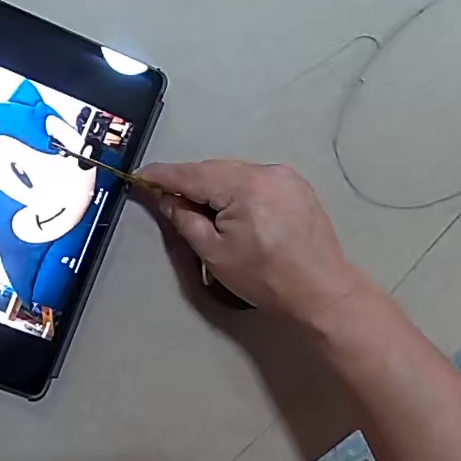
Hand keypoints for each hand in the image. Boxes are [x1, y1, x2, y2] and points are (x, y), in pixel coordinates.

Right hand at [136, 159, 375, 325]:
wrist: (320, 291)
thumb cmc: (266, 279)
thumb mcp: (214, 253)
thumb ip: (185, 220)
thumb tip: (166, 200)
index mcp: (244, 187)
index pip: (191, 174)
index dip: (161, 176)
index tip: (139, 177)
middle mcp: (266, 172)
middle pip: (213, 169)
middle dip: (189, 183)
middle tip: (169, 204)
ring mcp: (285, 177)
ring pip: (233, 173)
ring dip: (213, 187)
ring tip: (205, 216)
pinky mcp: (296, 186)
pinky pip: (254, 179)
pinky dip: (236, 189)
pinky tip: (233, 212)